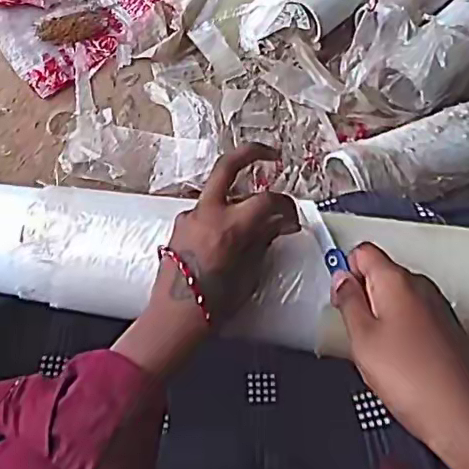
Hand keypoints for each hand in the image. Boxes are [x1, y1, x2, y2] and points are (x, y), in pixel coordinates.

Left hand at [160, 143, 299, 319]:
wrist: (174, 315)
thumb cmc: (216, 303)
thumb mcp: (250, 273)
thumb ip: (264, 240)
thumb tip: (280, 222)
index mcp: (230, 225)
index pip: (267, 199)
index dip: (286, 205)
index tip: (293, 216)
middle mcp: (207, 212)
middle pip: (228, 165)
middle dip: (251, 152)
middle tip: (271, 155)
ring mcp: (190, 214)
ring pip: (217, 192)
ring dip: (236, 196)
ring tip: (252, 216)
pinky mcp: (179, 223)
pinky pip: (205, 211)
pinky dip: (220, 216)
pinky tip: (226, 237)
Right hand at [331, 243, 468, 468]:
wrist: (467, 424)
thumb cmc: (416, 382)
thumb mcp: (361, 339)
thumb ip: (347, 301)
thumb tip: (341, 281)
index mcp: (397, 280)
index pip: (362, 251)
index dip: (345, 270)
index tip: (340, 295)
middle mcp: (422, 287)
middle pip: (381, 274)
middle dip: (364, 296)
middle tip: (357, 330)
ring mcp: (440, 309)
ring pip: (398, 299)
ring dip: (384, 318)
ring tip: (380, 355)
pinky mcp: (451, 333)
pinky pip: (416, 320)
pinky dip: (405, 335)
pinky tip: (402, 366)